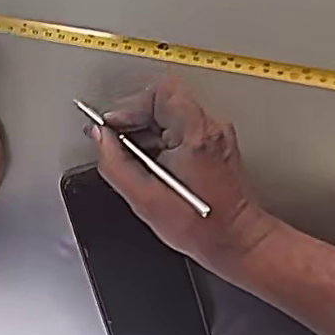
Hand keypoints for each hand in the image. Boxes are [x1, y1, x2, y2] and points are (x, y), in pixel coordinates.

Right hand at [89, 78, 279, 271]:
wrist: (236, 242)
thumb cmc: (200, 227)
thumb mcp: (142, 198)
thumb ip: (114, 163)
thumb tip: (99, 138)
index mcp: (195, 136)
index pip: (160, 93)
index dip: (128, 105)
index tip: (110, 125)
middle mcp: (210, 129)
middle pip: (163, 101)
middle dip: (132, 118)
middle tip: (113, 138)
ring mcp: (215, 135)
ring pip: (168, 114)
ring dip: (144, 130)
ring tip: (131, 156)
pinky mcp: (214, 144)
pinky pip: (178, 128)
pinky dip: (157, 139)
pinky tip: (149, 163)